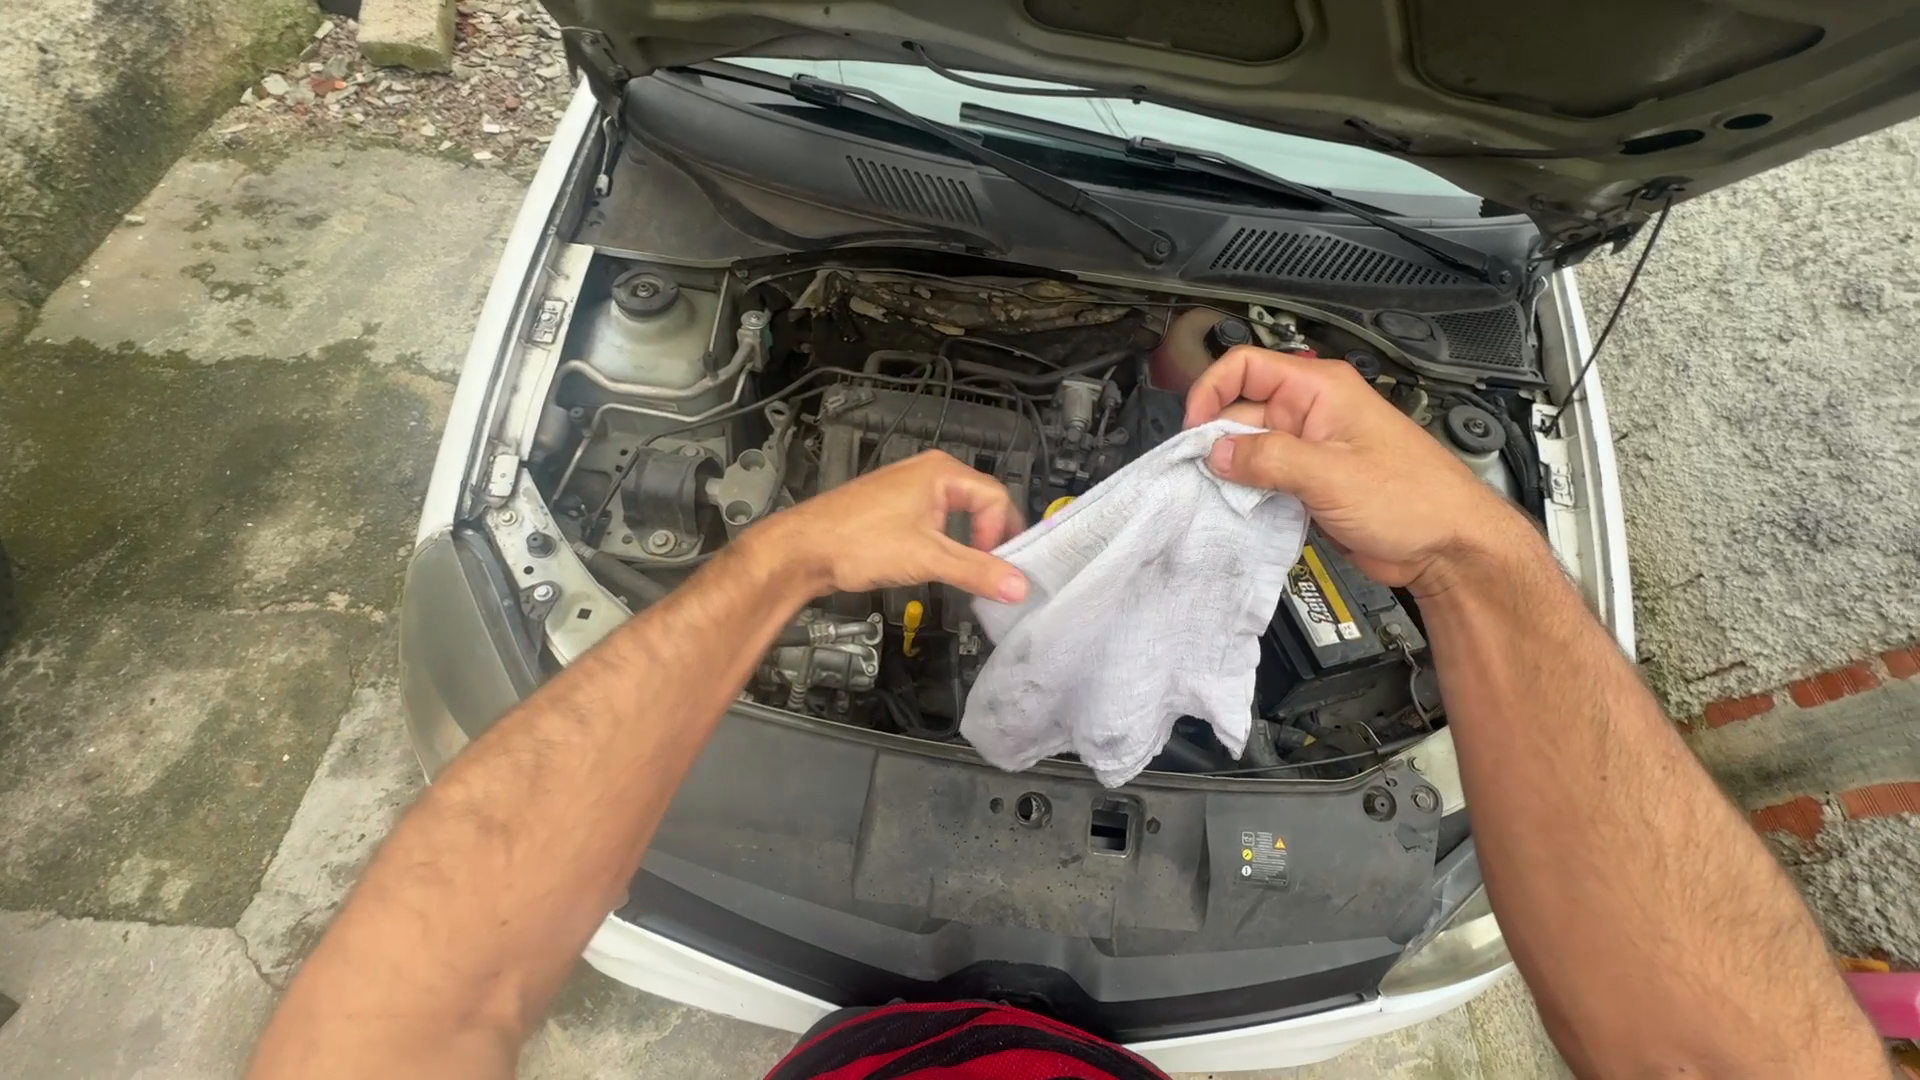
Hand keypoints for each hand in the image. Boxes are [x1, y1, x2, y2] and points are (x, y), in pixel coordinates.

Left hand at [752, 450, 1028, 601]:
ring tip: (963, 571)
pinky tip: (936, 564)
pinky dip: (944, 543)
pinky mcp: (894, 509)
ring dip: (965, 543)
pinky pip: (935, 522)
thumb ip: (977, 572)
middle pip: (980, 504)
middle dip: (988, 538)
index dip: (1001, 535)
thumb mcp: (927, 559)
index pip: (996, 499)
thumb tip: (1018, 586)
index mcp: (942, 472)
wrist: (801, 551)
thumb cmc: (856, 542)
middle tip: (989, 571)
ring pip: (957, 515)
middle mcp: (928, 473)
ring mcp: (909, 490)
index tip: (995, 566)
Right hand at [1186, 346, 1529, 596]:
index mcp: (1320, 390)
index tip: (1193, 428)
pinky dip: (1246, 494)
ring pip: (1246, 450)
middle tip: (1204, 474)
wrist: (1446, 549)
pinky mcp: (1305, 481)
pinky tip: (1243, 511)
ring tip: (1224, 496)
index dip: (1211, 390)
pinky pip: (1260, 479)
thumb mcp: (1332, 474)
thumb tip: (1219, 452)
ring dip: (1231, 473)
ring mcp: (1306, 448)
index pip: (1244, 367)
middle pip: (1237, 412)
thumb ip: (1269, 459)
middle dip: (1216, 442)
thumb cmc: (1416, 500)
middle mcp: (1309, 413)